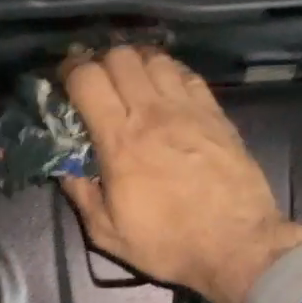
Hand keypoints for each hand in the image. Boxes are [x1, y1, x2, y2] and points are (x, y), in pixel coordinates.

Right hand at [60, 46, 301, 302]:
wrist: (238, 246)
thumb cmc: (169, 244)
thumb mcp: (108, 233)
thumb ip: (81, 195)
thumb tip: (64, 167)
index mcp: (120, 140)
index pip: (87, 78)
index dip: (69, 70)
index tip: (64, 80)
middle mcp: (153, 113)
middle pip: (120, 56)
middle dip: (100, 60)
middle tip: (96, 80)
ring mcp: (188, 109)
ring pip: (155, 58)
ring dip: (136, 62)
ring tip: (130, 79)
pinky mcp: (216, 113)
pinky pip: (187, 73)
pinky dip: (168, 71)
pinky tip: (165, 87)